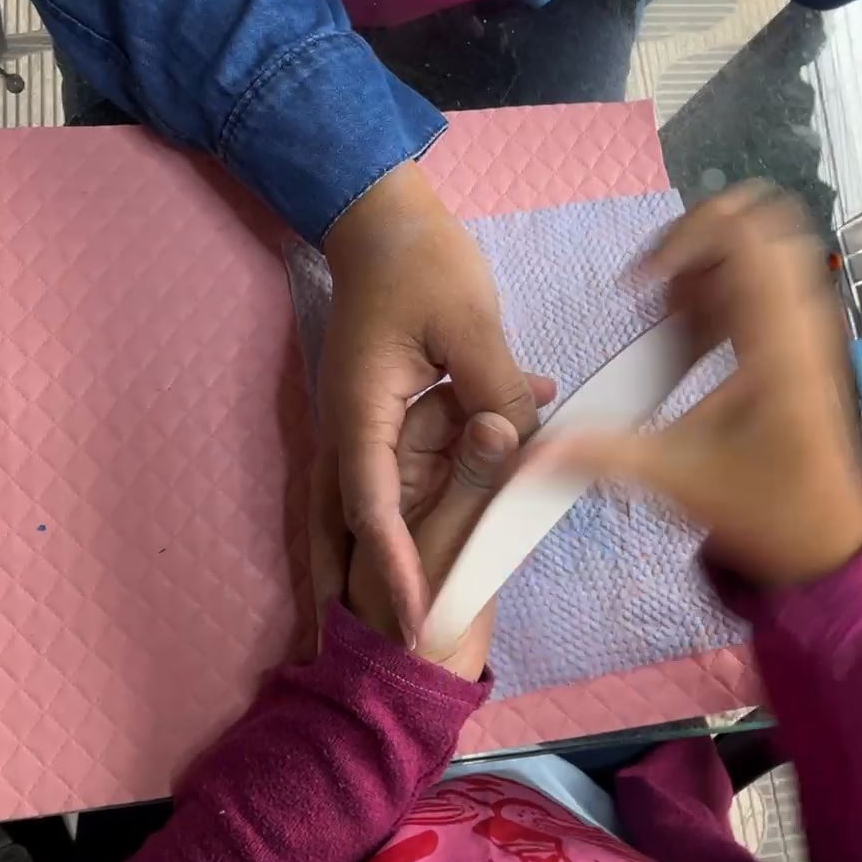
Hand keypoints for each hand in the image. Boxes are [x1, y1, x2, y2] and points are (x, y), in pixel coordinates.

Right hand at [311, 163, 541, 644]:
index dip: (396, 569)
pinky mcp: (369, 409)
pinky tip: (434, 519)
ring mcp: (352, 419)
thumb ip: (497, 392)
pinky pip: (376, 472)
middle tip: (364, 642)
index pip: (373, 508)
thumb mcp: (470, 322)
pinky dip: (388, 510)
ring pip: (348, 503)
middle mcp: (345, 427)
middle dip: (350, 584)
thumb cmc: (420, 262)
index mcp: (362, 412)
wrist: (379, 219)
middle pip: (337, 522)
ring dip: (358, 557)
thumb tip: (524, 451)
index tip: (418, 620)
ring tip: (370, 610)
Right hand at [536, 184, 861, 585]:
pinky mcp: (787, 339)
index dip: (684, 241)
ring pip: (754, 248)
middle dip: (692, 242)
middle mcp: (795, 323)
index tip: (640, 285)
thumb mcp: (675, 480)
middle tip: (653, 288)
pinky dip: (710, 287)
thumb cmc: (765, 507)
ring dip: (699, 266)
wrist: (822, 540)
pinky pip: (751, 281)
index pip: (748, 239)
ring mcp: (796, 327)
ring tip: (663, 317)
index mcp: (776, 347)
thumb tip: (532, 452)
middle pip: (756, 223)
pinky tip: (681, 333)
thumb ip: (601, 456)